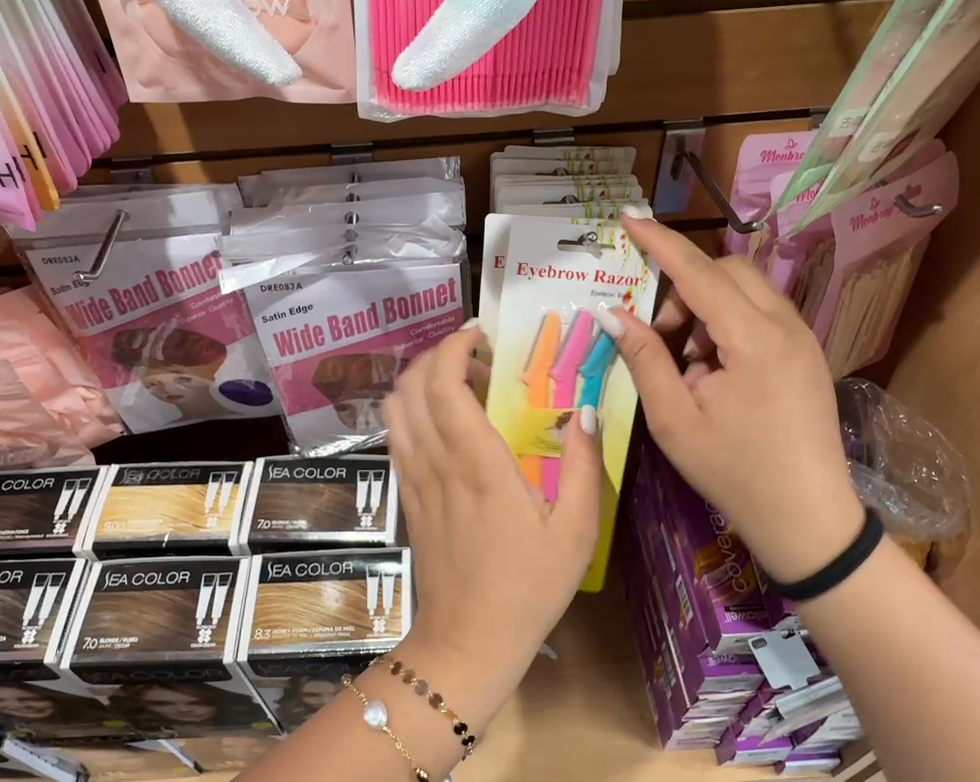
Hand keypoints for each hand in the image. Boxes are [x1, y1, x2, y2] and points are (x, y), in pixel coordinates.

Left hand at [381, 323, 601, 728]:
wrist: (467, 642)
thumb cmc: (528, 588)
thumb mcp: (576, 532)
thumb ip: (583, 465)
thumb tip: (583, 409)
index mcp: (478, 464)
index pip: (444, 383)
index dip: (453, 346)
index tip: (480, 336)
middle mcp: (436, 461)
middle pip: (411, 384)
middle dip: (437, 355)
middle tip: (477, 359)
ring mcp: (414, 477)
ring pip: (396, 406)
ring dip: (421, 380)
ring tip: (461, 386)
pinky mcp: (406, 494)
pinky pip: (396, 434)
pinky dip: (412, 409)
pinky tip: (445, 423)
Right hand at [602, 214, 864, 582]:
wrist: (809, 521)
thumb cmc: (735, 472)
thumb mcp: (674, 420)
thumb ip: (644, 358)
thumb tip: (610, 312)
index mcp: (753, 340)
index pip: (698, 272)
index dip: (660, 241)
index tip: (629, 216)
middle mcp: (785, 326)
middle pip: (726, 271)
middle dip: (683, 287)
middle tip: (660, 337)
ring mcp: (802, 338)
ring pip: (744, 289)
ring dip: (705, 307)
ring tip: (687, 364)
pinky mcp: (806, 354)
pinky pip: (759, 314)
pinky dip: (727, 323)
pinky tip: (714, 371)